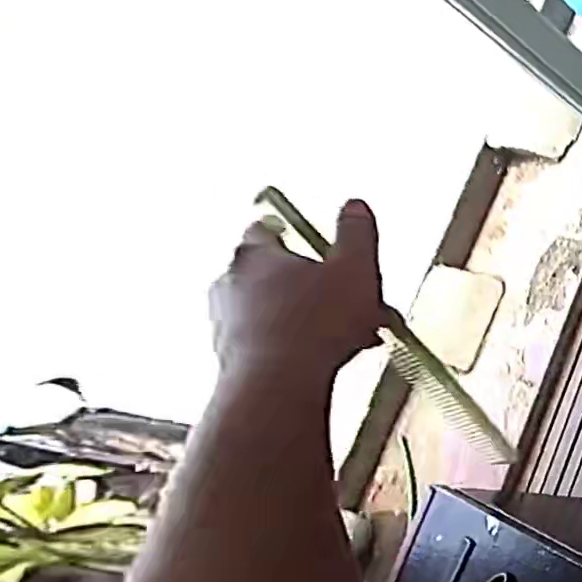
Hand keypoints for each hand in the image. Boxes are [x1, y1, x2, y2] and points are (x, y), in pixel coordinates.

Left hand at [210, 199, 387, 381]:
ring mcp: (224, 314)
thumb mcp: (356, 271)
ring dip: (304, 312)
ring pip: (270, 305)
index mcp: (258, 254)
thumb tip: (355, 203)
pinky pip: (267, 333)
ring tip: (345, 331)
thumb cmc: (321, 320)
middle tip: (345, 297)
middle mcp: (230, 278)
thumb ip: (357, 236)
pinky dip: (294, 337)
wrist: (279, 377)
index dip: (286, 232)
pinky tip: (324, 351)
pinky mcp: (229, 346)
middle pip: (271, 270)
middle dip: (308, 281)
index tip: (302, 238)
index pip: (264, 230)